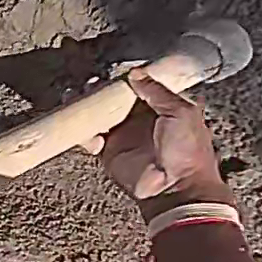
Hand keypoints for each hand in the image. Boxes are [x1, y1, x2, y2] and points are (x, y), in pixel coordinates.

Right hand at [86, 70, 228, 202]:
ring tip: (75, 98)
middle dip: (98, 89)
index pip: (137, 86)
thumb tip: (135, 73)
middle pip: (112, 98)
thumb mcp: (181, 112)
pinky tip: (86, 129)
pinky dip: (82, 131)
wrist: (175, 189)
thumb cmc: (187, 150)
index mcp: (160, 106)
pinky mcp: (107, 151)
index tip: (111, 71)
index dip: (123, 77)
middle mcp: (139, 118)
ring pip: (97, 113)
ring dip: (85, 105)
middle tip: (90, 85)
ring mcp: (122, 134)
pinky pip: (88, 135)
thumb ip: (157, 91)